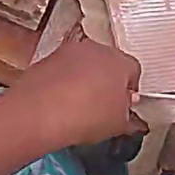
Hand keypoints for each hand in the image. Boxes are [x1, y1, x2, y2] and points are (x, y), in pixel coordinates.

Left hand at [4, 35, 143, 148]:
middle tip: (102, 105)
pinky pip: (62, 69)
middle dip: (107, 81)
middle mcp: (96, 49)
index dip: (129, 89)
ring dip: (83, 79)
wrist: (41, 111)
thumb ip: (128, 116)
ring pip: (83, 64)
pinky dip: (63, 81)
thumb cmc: (88, 115)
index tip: (124, 105)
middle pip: (108, 63)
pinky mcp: (46, 58)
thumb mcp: (118, 124)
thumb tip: (128, 113)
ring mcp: (69, 51)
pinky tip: (59, 101)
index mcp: (121, 62)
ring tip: (78, 105)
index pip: (133, 71)